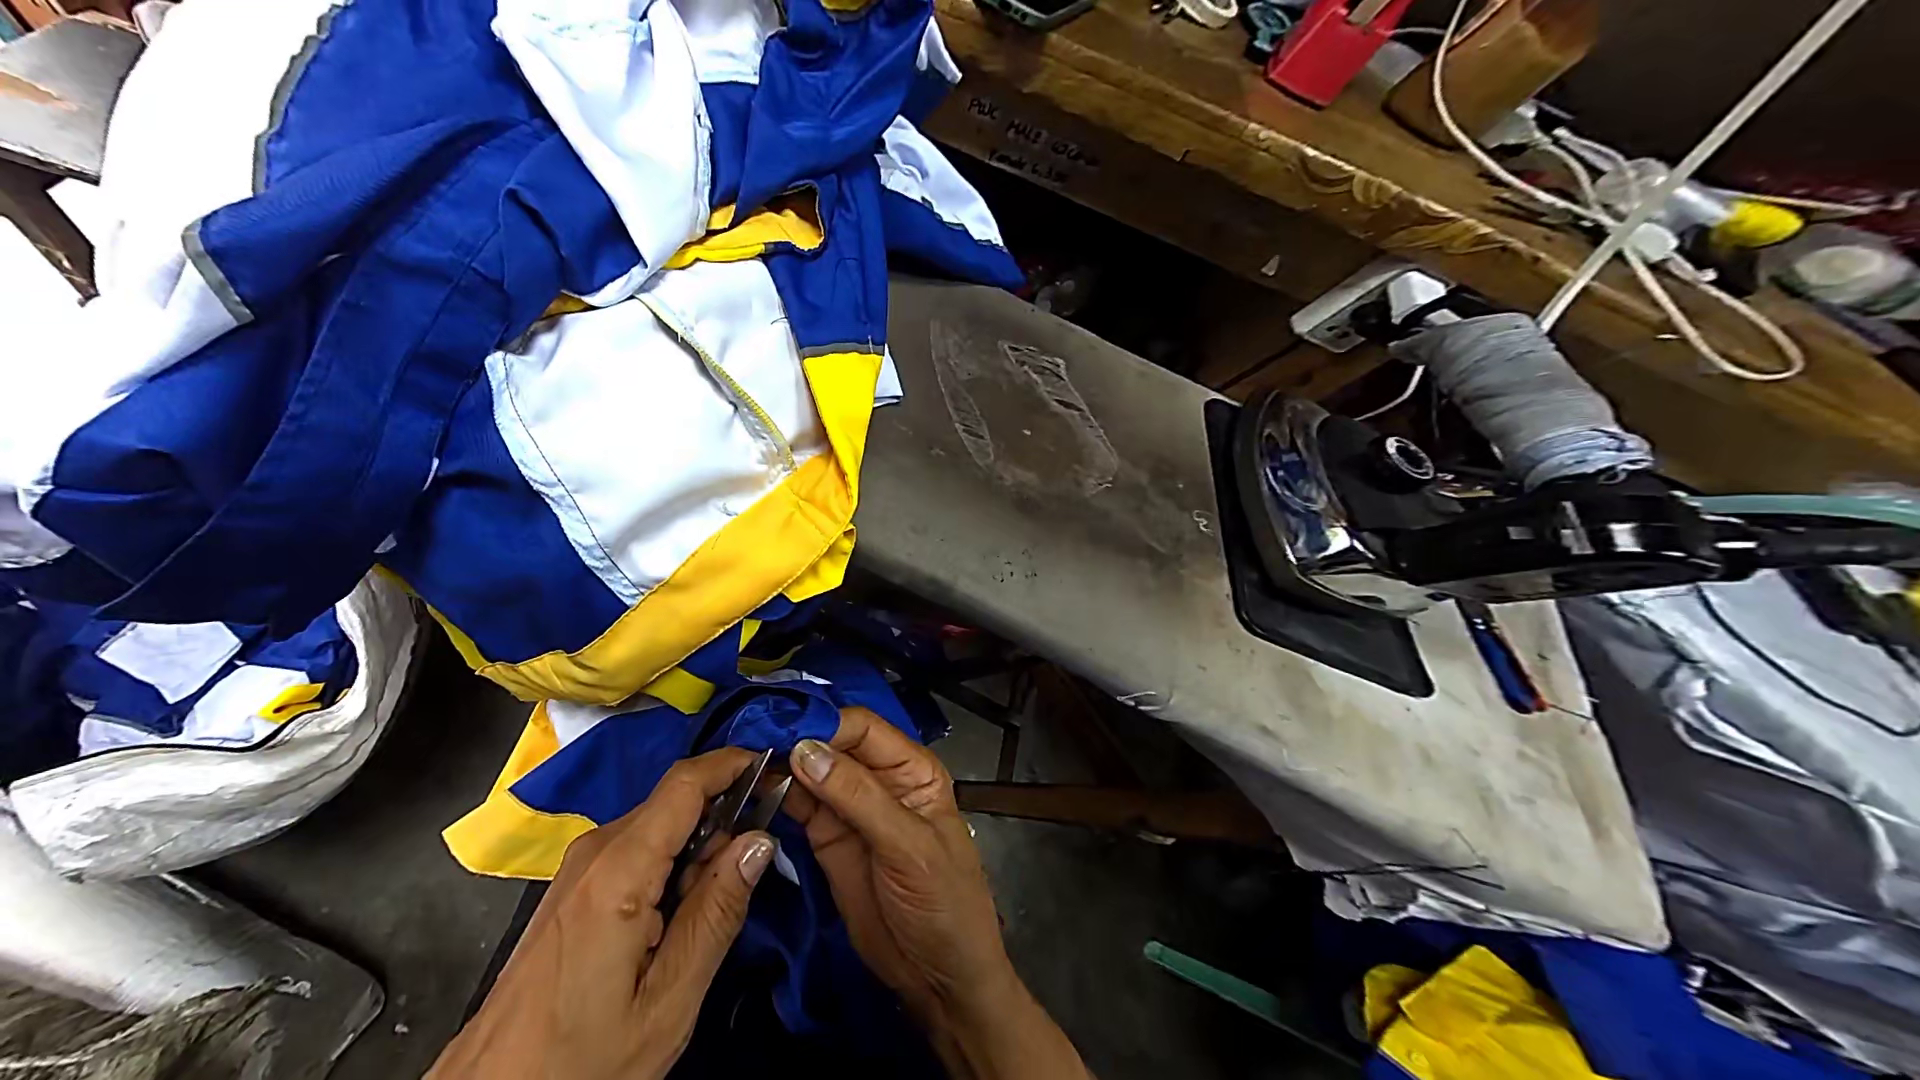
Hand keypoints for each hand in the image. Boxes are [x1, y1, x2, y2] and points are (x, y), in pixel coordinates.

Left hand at [427, 747, 776, 1079]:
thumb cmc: (581, 1061)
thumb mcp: (669, 999)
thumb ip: (718, 911)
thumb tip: (760, 839)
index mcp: (618, 871)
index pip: (685, 783)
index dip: (734, 764)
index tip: (777, 772)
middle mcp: (595, 852)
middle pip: (676, 803)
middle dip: (724, 820)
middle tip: (750, 873)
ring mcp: (579, 868)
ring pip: (659, 827)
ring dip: (699, 849)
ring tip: (711, 910)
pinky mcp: (574, 887)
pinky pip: (638, 850)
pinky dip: (672, 865)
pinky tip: (676, 918)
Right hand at [784, 707, 1090, 1079]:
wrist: (940, 976)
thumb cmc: (945, 903)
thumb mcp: (910, 847)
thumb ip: (859, 797)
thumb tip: (805, 750)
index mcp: (911, 770)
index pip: (864, 729)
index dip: (825, 726)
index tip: (783, 732)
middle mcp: (879, 780)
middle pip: (832, 746)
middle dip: (795, 742)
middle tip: (749, 745)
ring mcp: (850, 810)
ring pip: (810, 774)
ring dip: (779, 768)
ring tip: (741, 766)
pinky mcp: (827, 839)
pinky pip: (798, 807)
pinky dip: (774, 798)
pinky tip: (750, 793)